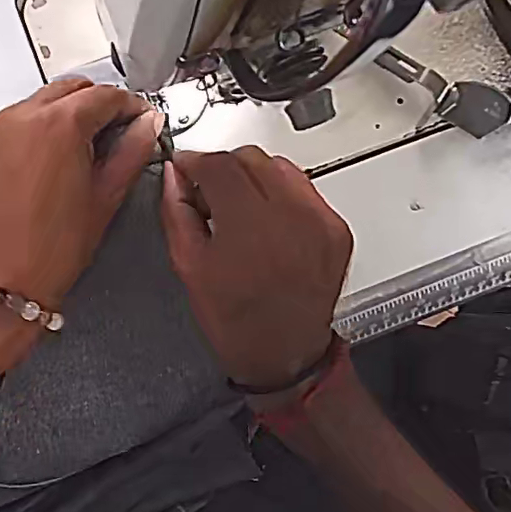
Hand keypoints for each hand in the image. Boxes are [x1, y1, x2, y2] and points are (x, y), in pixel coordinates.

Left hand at [0, 77, 162, 382]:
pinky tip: (47, 165)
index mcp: (59, 125)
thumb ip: (132, 151)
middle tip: (115, 131)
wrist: (5, 281)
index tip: (139, 118)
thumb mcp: (105, 197)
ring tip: (81, 152)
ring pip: (39, 104)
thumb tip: (145, 127)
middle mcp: (21, 119)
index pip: (106, 95)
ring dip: (64, 117)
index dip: (131, 105)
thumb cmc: (50, 250)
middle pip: (70, 90)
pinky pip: (13, 126)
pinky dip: (34, 134)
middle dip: (97, 105)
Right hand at [161, 146, 352, 388]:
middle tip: (209, 193)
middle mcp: (290, 218)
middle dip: (223, 168)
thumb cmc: (237, 321)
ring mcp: (319, 221)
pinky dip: (281, 194)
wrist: (283, 353)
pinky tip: (267, 221)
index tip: (185, 167)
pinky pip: (303, 188)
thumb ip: (177, 213)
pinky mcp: (336, 228)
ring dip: (253, 177)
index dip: (195, 161)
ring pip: (279, 166)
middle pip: (250, 158)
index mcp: (249, 228)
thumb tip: (174, 177)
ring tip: (240, 209)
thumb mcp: (189, 267)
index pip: (219, 165)